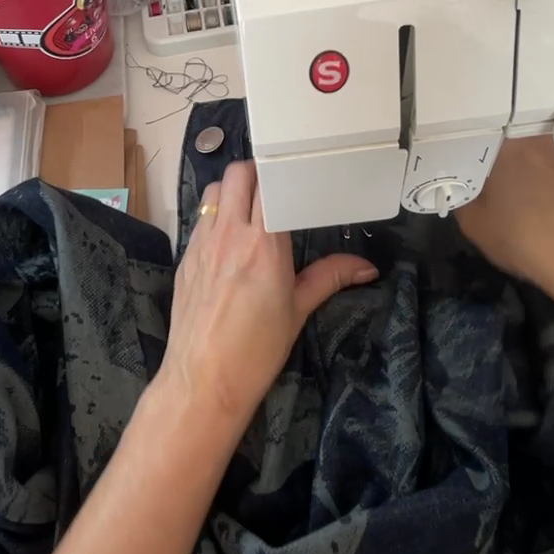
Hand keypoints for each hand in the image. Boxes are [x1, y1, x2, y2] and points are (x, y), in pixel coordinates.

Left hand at [159, 161, 376, 430]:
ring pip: (213, 191)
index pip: (269, 185)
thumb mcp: (297, 311)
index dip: (281, 173)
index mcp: (264, 245)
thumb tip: (368, 267)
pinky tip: (228, 237)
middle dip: (256, 172)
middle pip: (237, 175)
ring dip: (231, 189)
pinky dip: (215, 215)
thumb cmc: (256, 350)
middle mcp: (230, 234)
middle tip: (273, 186)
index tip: (296, 175)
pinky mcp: (186, 257)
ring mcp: (202, 243)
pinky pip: (200, 219)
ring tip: (249, 206)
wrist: (203, 381)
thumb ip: (329, 278)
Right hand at [453, 137, 553, 300]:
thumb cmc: (526, 238)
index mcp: (503, 143)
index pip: (478, 139)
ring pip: (544, 152)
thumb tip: (465, 190)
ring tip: (532, 195)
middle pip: (513, 141)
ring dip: (535, 167)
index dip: (470, 154)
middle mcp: (539, 136)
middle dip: (503, 158)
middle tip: (496, 182)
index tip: (466, 171)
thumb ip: (463, 199)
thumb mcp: (475, 225)